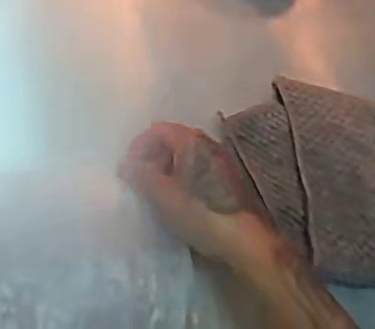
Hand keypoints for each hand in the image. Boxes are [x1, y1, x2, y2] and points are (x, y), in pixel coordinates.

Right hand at [119, 122, 281, 274]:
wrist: (247, 243)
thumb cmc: (200, 212)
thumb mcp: (162, 196)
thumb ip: (140, 176)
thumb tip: (126, 166)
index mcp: (190, 139)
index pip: (156, 130)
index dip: (138, 148)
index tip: (129, 171)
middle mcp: (207, 142)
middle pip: (171, 142)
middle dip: (153, 159)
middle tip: (142, 183)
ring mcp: (222, 161)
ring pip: (186, 158)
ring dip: (169, 172)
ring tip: (160, 196)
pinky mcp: (230, 182)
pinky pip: (199, 172)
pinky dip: (185, 181)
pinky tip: (182, 203)